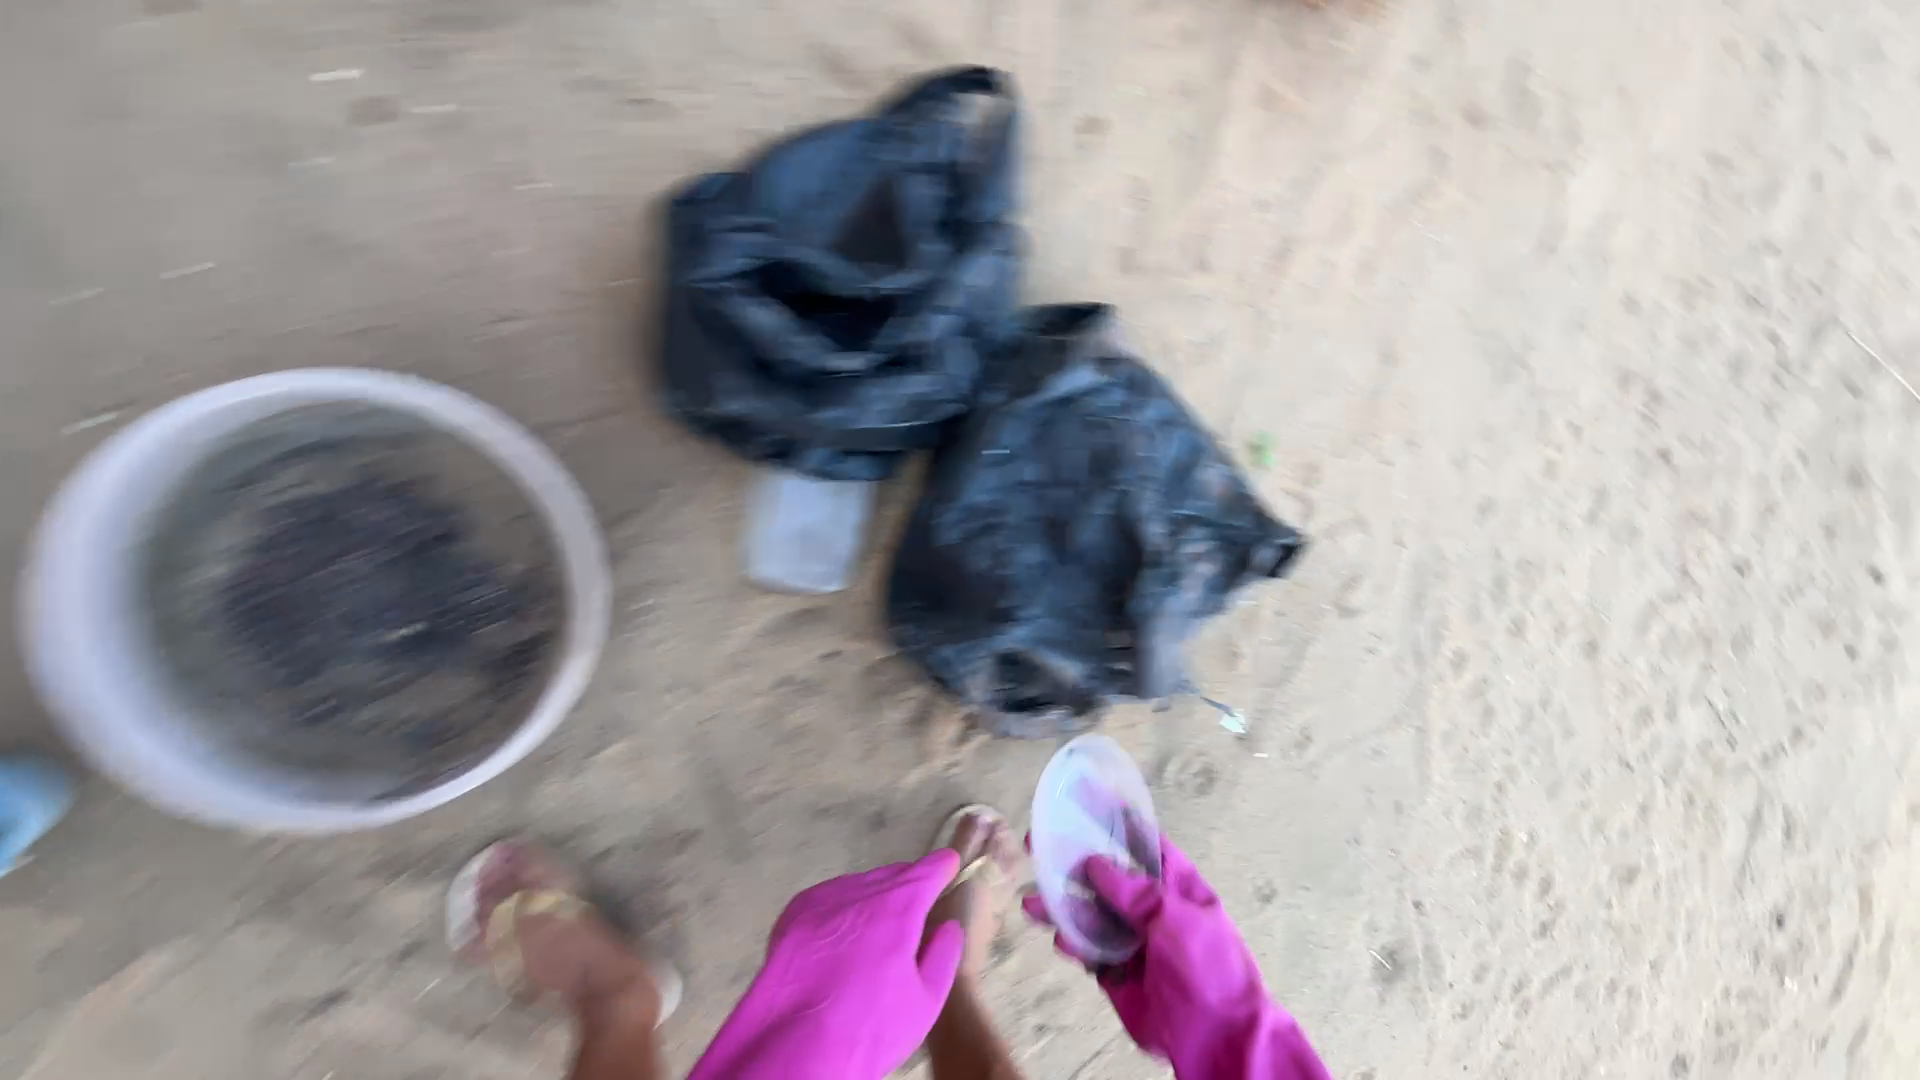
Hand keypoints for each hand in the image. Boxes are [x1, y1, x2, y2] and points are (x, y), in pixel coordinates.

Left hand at [689, 850, 964, 1079]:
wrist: (793, 1051)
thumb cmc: (868, 1029)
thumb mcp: (924, 1003)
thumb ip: (943, 956)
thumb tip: (948, 928)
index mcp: (896, 909)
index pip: (926, 872)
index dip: (941, 866)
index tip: (949, 863)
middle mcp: (859, 893)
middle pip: (892, 876)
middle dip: (908, 885)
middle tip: (917, 906)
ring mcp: (822, 900)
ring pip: (859, 885)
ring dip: (874, 897)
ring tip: (877, 930)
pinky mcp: (794, 914)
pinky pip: (828, 899)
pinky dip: (842, 909)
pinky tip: (842, 940)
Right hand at [1023, 834, 1268, 1061]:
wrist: (1219, 1042)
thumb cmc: (1207, 967)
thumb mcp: (1175, 919)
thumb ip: (1133, 891)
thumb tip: (1094, 862)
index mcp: (1175, 885)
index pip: (1142, 843)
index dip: (1115, 820)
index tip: (1084, 798)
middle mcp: (1150, 907)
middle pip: (1105, 875)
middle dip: (1073, 861)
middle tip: (1038, 845)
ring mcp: (1132, 939)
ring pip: (1090, 912)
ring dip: (1062, 904)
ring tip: (1032, 901)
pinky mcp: (1117, 972)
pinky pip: (1088, 949)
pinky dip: (1072, 942)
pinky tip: (1059, 938)